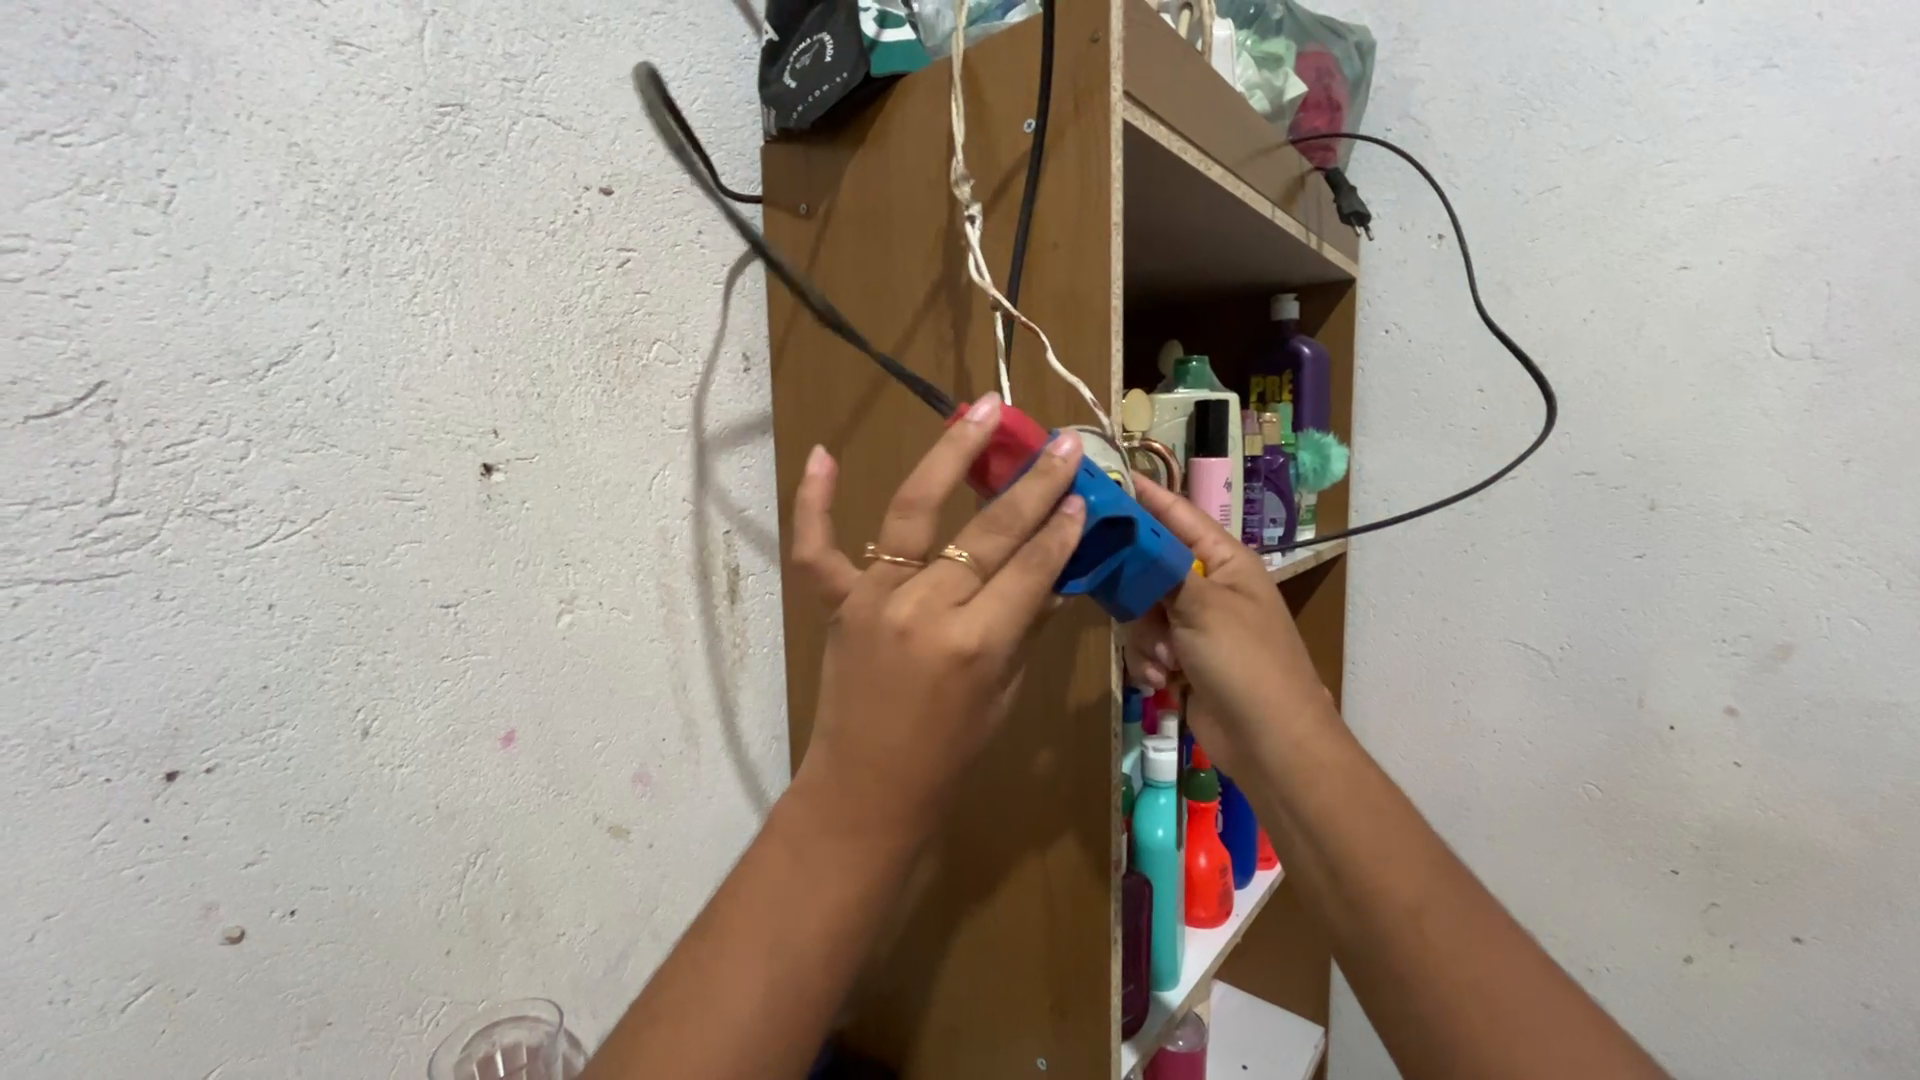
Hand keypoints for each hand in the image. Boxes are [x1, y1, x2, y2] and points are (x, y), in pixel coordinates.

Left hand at [788, 393, 1085, 833]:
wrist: (869, 790)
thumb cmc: (950, 752)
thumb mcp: (1004, 693)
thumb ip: (1022, 626)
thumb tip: (1050, 571)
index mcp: (977, 642)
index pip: (1032, 567)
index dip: (1062, 529)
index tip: (1085, 492)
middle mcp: (926, 608)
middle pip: (989, 532)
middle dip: (1034, 485)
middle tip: (1064, 444)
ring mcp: (873, 598)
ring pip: (913, 511)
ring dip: (951, 455)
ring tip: (981, 411)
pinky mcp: (835, 603)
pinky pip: (817, 549)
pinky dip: (814, 502)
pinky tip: (824, 453)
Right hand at [1122, 475, 1332, 773]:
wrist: (1270, 741)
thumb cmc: (1245, 662)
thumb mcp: (1203, 606)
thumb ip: (1161, 566)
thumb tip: (1131, 529)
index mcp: (1226, 560)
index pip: (1176, 514)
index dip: (1141, 497)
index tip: (1100, 480)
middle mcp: (1209, 586)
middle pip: (1148, 566)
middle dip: (1137, 594)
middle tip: (1132, 609)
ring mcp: (1195, 624)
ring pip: (1141, 611)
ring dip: (1145, 638)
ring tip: (1165, 662)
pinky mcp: (1183, 659)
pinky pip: (1146, 645)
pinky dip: (1149, 663)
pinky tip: (1163, 682)